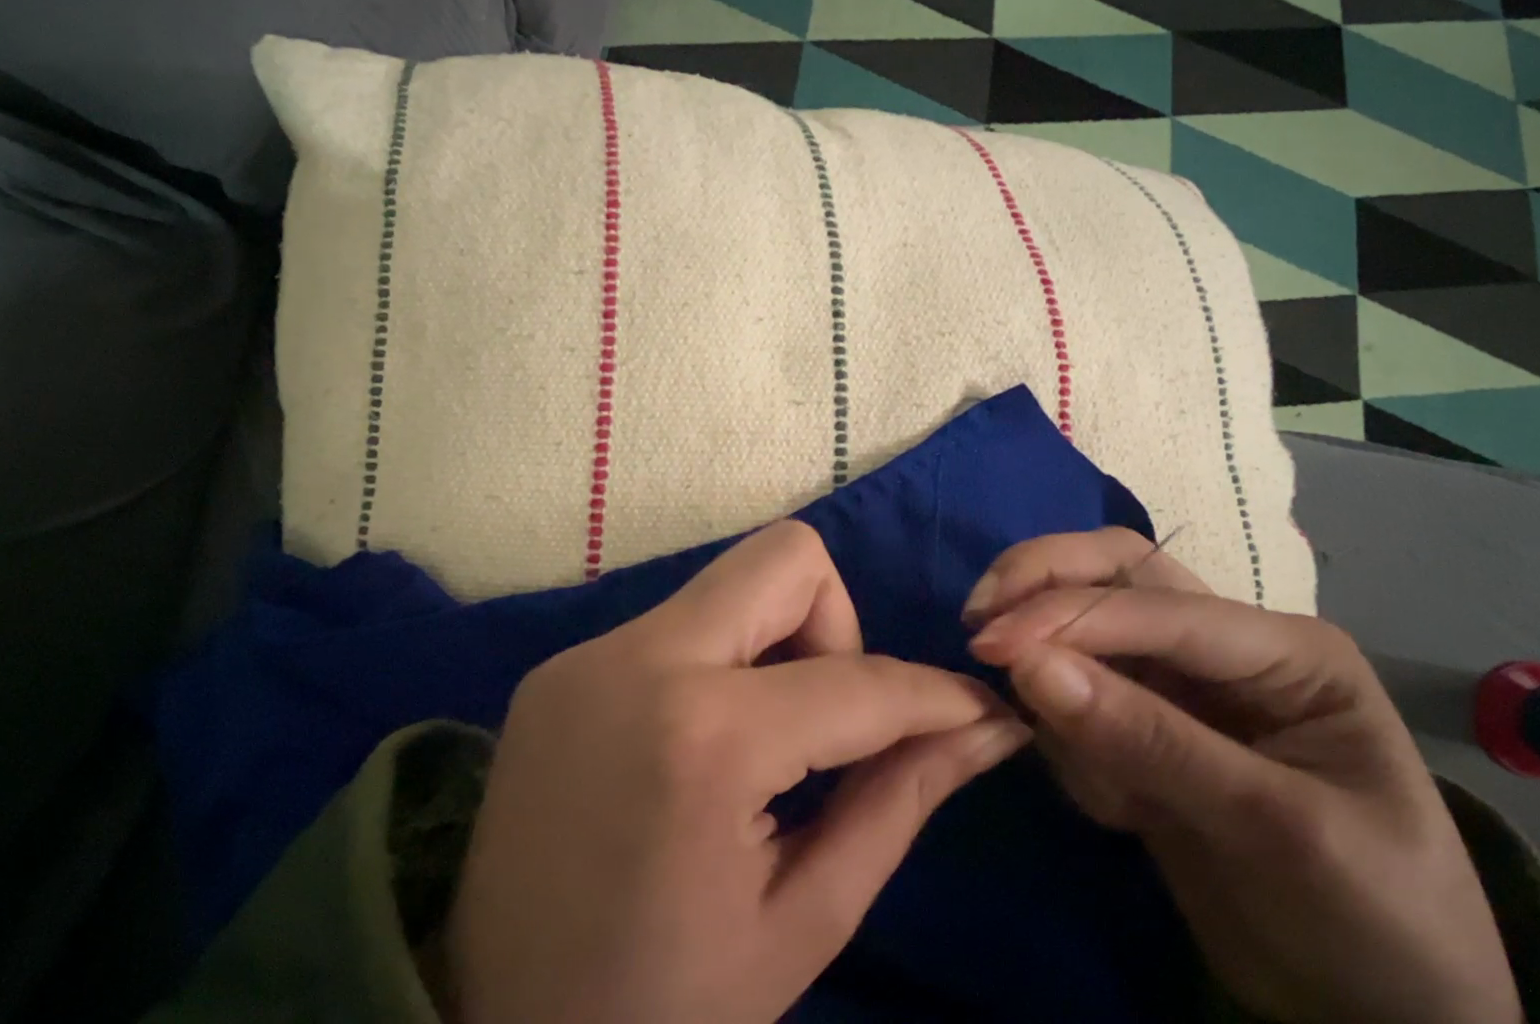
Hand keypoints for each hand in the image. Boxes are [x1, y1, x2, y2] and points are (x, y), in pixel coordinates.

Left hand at [443, 521, 1031, 1023]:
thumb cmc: (666, 1002)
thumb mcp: (805, 918)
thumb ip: (899, 801)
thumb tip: (984, 727)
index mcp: (707, 738)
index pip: (859, 680)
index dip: (935, 696)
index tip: (978, 714)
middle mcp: (637, 662)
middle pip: (784, 559)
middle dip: (838, 630)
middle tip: (829, 730)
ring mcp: (584, 658)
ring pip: (724, 586)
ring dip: (775, 645)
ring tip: (764, 748)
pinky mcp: (554, 670)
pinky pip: (669, 627)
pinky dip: (714, 666)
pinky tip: (700, 751)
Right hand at [964, 528, 1519, 1023]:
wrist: (1375, 1013)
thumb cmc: (1370, 914)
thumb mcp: (1274, 828)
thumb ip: (1149, 739)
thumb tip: (1026, 662)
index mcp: (1282, 650)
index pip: (1153, 603)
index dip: (1066, 614)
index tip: (986, 646)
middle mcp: (1224, 651)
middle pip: (1114, 574)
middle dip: (1041, 586)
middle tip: (977, 622)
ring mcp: (1179, 693)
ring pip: (1081, 638)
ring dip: (1053, 684)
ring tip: (1101, 785)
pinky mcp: (1141, 736)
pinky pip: (1072, 707)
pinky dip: (1066, 743)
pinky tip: (1120, 812)